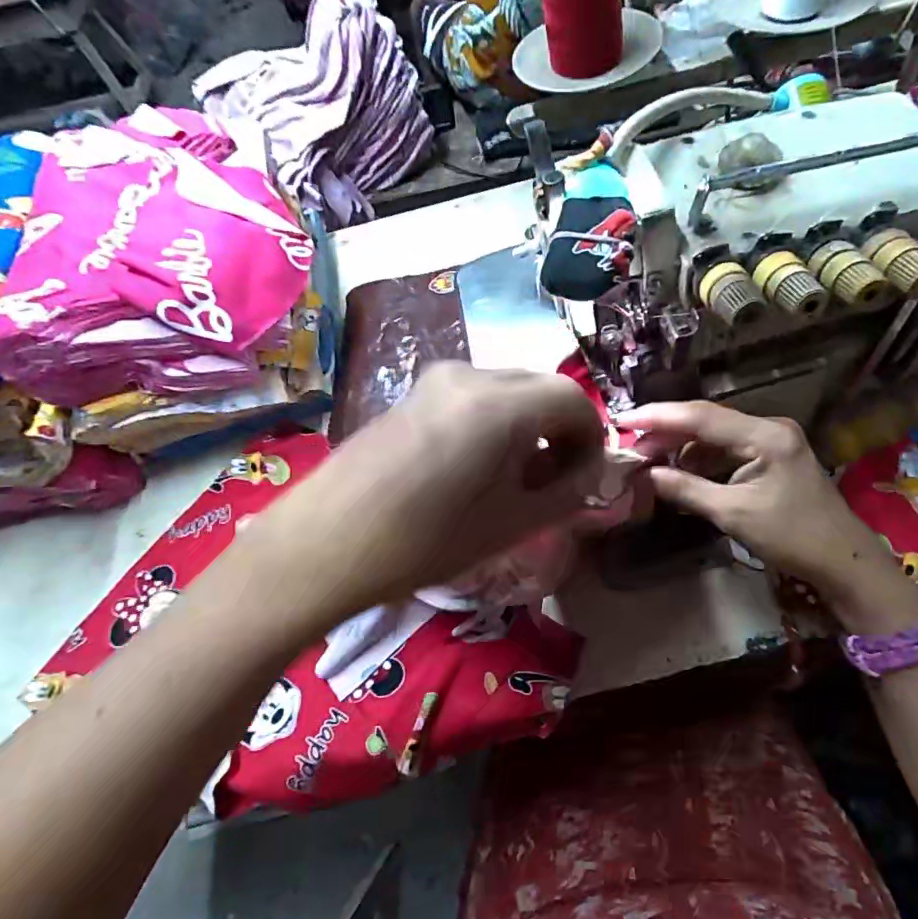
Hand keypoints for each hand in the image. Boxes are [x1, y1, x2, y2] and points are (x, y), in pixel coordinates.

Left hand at [257, 362, 603, 616]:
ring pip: (508, 392)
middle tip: (555, 483)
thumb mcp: (512, 522)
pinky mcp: (411, 394)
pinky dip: (494, 425)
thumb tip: (592, 473)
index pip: (573, 401)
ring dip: (528, 428)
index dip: (592, 440)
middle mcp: (470, 374)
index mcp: (500, 403)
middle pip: (541, 390)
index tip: (586, 480)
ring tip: (515, 480)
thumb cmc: (426, 542)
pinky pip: (473, 398)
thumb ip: (568, 491)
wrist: (324, 544)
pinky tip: (477, 469)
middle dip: (560, 433)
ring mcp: (434, 380)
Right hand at [617, 402, 917, 629]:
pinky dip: (702, 461)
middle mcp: (768, 427)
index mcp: (765, 435)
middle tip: (631, 447)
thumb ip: (687, 489)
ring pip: (715, 436)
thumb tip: (647, 476)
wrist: (841, 559)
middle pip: (706, 421)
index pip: (701, 416)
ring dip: (682, 448)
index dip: (658, 417)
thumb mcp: (733, 514)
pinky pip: (727, 450)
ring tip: (649, 462)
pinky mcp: (771, 456)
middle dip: (667, 433)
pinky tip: (680, 473)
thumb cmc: (791, 536)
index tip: (622, 420)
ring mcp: (772, 440)